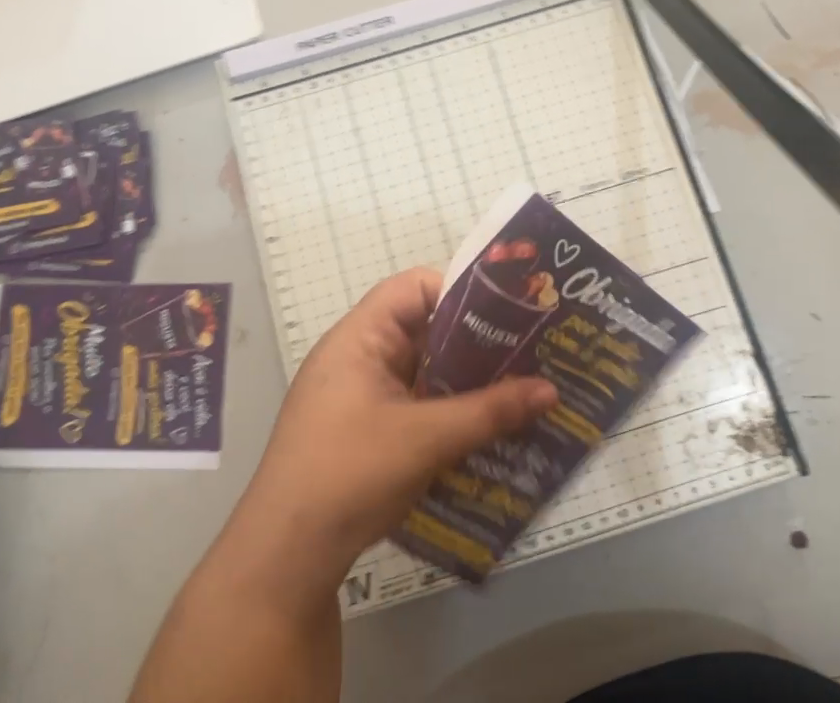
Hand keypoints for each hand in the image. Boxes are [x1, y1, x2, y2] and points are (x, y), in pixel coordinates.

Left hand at [232, 268, 558, 587]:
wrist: (288, 552)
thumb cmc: (351, 472)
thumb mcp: (427, 438)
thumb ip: (490, 411)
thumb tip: (551, 390)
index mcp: (359, 338)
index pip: (414, 288)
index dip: (461, 291)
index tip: (510, 311)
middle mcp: (357, 358)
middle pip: (423, 330)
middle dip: (476, 341)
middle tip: (531, 351)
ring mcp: (359, 397)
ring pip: (423, 373)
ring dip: (465, 381)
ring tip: (521, 386)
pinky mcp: (365, 432)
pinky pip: (416, 405)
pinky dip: (448, 410)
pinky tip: (488, 427)